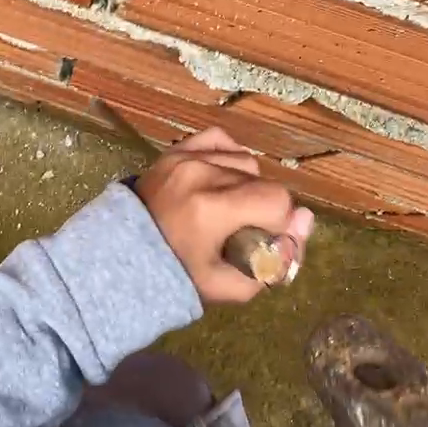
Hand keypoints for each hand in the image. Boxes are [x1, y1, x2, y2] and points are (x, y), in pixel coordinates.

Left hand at [136, 128, 315, 304]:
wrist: (122, 254)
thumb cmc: (176, 275)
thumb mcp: (229, 287)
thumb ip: (275, 262)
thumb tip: (305, 221)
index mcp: (211, 209)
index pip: (276, 200)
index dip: (282, 223)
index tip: (267, 240)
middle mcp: (200, 174)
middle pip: (262, 181)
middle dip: (266, 208)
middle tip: (247, 230)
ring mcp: (185, 156)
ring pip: (245, 161)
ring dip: (248, 184)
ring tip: (230, 207)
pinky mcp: (176, 149)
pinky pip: (219, 139)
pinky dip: (229, 156)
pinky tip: (225, 177)